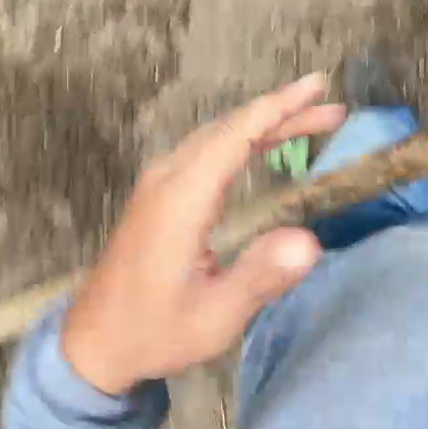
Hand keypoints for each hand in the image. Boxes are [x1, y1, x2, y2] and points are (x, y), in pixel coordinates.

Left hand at [62, 74, 345, 395]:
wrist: (95, 341)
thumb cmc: (155, 330)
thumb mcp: (213, 317)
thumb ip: (259, 277)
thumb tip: (311, 242)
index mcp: (181, 197)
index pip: (236, 135)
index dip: (278, 107)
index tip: (316, 87)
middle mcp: (169, 176)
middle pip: (231, 127)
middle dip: (283, 112)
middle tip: (332, 107)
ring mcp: (162, 180)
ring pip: (219, 135)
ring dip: (265, 123)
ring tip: (312, 118)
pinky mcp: (161, 191)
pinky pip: (208, 149)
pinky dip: (244, 138)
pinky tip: (266, 143)